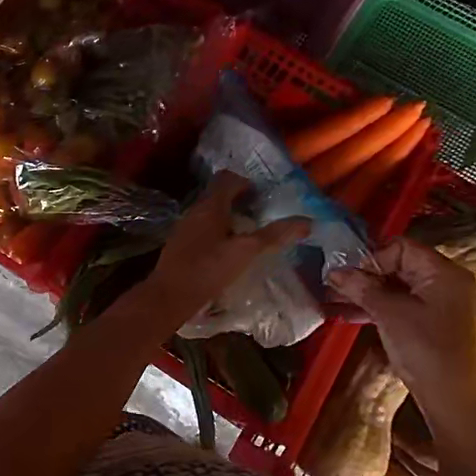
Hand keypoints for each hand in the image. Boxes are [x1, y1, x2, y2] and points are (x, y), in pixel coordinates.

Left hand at [144, 172, 310, 319]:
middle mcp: (195, 210)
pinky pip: (203, 228)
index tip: (264, 196)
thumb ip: (274, 236)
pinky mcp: (181, 244)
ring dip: (229, 217)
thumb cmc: (208, 269)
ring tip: (248, 232)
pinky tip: (228, 250)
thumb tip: (307, 222)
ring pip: (210, 212)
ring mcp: (185, 227)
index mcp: (210, 205)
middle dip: (240, 200)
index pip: (228, 178)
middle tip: (261, 214)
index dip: (247, 182)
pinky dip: (218, 231)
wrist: (169, 296)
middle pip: (219, 195)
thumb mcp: (245, 252)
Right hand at [329, 238, 475, 407]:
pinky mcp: (431, 323)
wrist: (453, 401)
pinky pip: (400, 305)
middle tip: (330, 284)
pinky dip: (376, 308)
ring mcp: (440, 304)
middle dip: (363, 275)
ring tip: (330, 299)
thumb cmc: (426, 350)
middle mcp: (446, 282)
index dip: (370, 257)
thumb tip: (334, 271)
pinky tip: (346, 314)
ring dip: (365, 293)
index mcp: (445, 273)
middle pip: (398, 266)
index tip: (343, 272)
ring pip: (396, 288)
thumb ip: (362, 288)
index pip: (401, 248)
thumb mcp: (390, 315)